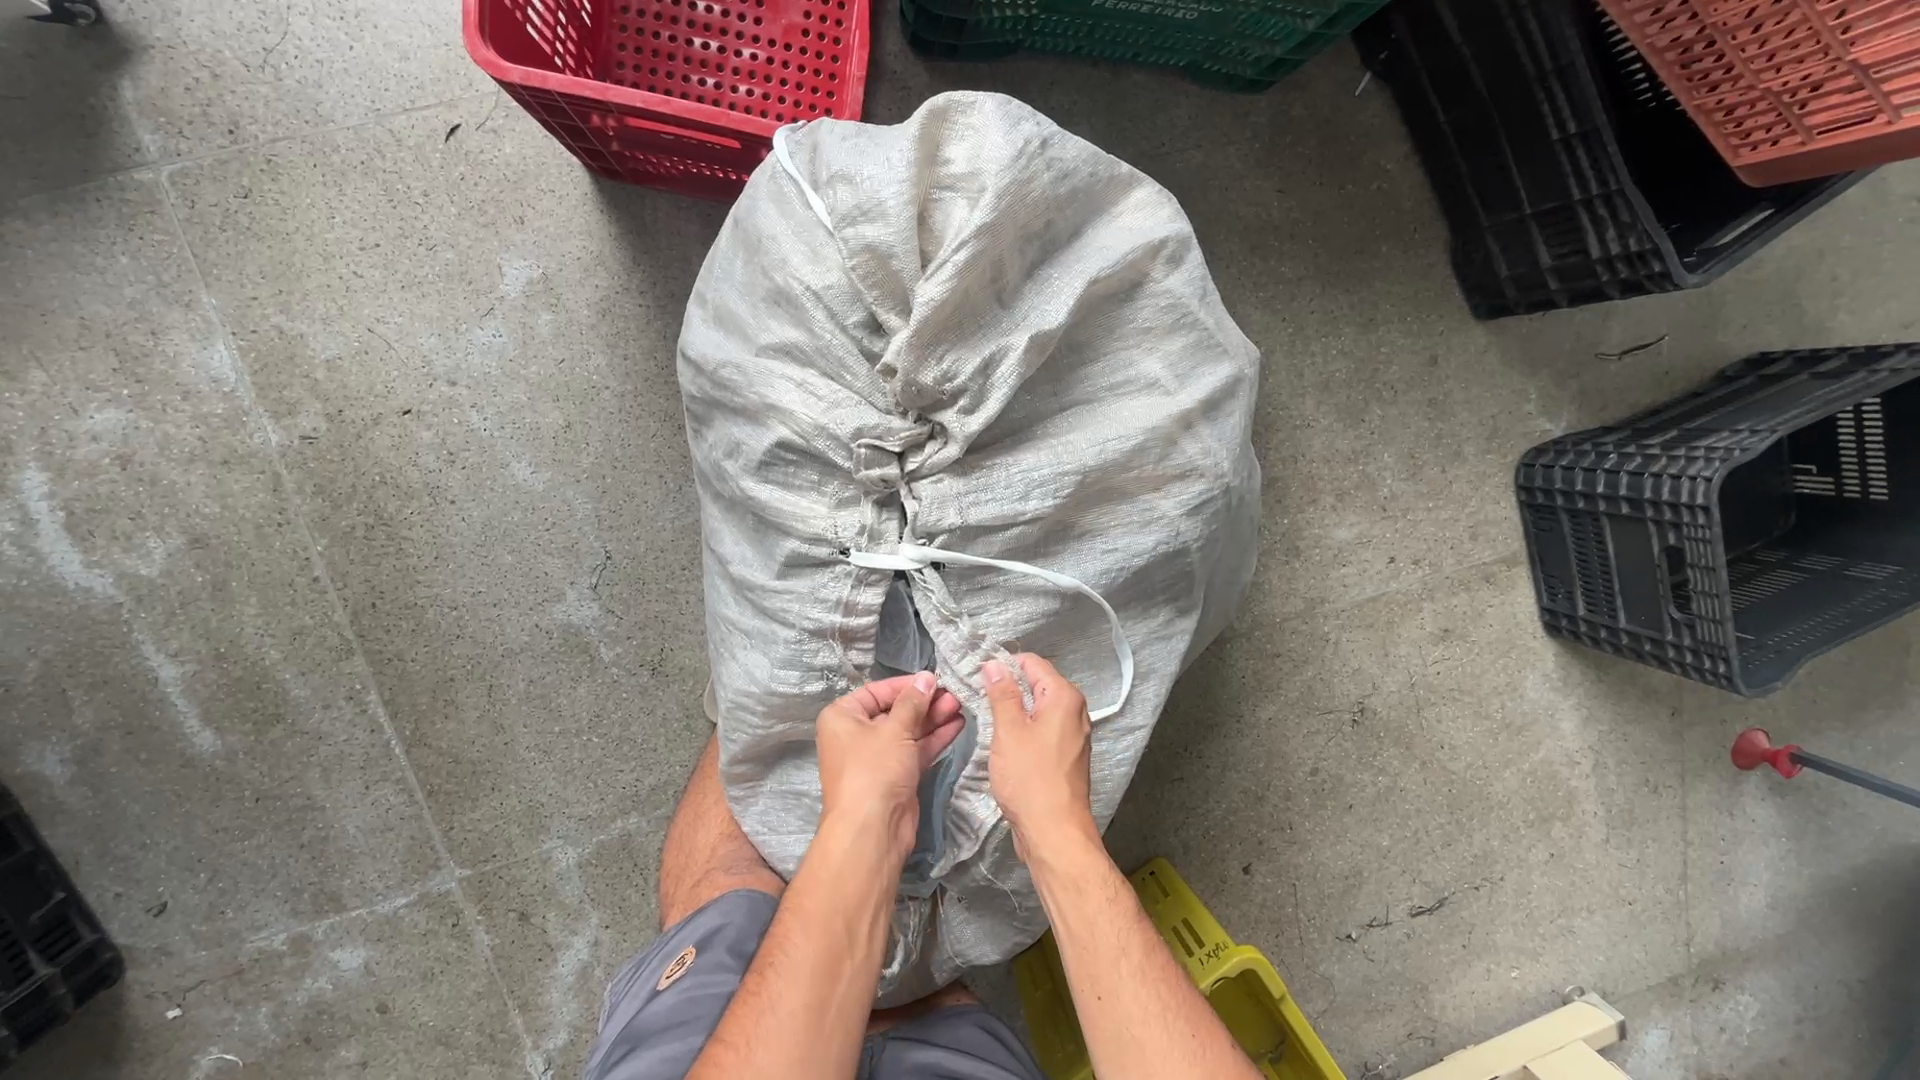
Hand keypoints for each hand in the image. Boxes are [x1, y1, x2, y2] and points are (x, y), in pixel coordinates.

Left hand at [815, 672, 964, 863]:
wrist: (872, 829)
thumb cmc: (874, 769)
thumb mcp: (894, 729)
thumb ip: (913, 702)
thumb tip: (926, 677)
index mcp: (843, 717)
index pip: (876, 691)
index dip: (906, 685)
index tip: (933, 679)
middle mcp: (856, 735)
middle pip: (894, 711)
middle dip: (924, 702)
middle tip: (953, 693)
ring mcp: (877, 757)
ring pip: (908, 731)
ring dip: (933, 719)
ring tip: (960, 705)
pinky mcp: (896, 775)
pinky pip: (915, 749)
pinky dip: (934, 738)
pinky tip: (956, 725)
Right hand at [984, 654, 1097, 860]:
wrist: (1054, 832)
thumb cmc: (1030, 778)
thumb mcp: (1009, 730)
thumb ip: (1002, 693)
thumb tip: (994, 664)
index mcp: (1064, 697)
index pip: (1032, 663)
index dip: (1003, 666)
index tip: (977, 677)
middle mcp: (1075, 711)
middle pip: (1037, 684)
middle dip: (1009, 688)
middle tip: (979, 699)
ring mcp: (1074, 734)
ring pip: (1039, 709)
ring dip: (1015, 711)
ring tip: (990, 721)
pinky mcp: (1067, 755)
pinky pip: (1044, 729)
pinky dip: (1025, 730)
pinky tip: (1007, 744)